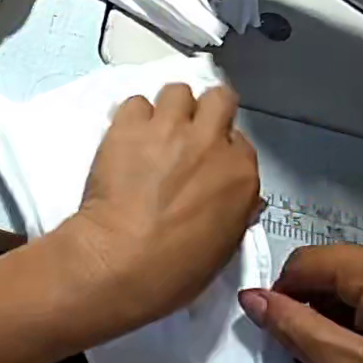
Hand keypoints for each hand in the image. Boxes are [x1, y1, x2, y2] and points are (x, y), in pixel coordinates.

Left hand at [51, 83, 260, 334]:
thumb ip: (234, 211)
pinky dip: (130, 118)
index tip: (203, 164)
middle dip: (203, 113)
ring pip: (177, 92)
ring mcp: (169, 129)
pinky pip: (134, 103)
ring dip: (167, 109)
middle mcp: (211, 142)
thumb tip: (236, 200)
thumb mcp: (223, 247)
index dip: (220, 149)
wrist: (120, 260)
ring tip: (151, 133)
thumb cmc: (174, 270)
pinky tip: (123, 140)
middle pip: (218, 99)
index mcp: (241, 174)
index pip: (240, 142)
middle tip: (183, 136)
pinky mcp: (129, 126)